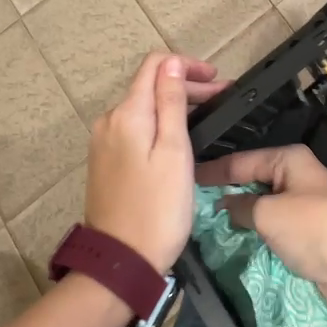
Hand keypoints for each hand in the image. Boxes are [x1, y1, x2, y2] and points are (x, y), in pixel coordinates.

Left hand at [85, 54, 230, 272]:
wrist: (121, 263)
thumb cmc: (157, 207)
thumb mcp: (174, 151)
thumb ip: (171, 102)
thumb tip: (171, 62)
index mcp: (127, 113)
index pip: (154, 65)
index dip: (186, 64)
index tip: (215, 78)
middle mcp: (109, 120)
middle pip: (149, 86)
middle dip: (185, 85)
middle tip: (222, 98)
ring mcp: (104, 142)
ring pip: (143, 107)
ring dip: (174, 105)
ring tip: (208, 116)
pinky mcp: (106, 161)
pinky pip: (135, 128)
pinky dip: (160, 124)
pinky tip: (180, 137)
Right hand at [194, 145, 326, 309]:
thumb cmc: (313, 228)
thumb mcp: (268, 214)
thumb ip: (242, 206)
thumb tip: (226, 205)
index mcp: (288, 158)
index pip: (242, 160)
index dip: (213, 170)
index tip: (185, 177)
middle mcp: (296, 174)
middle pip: (253, 178)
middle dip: (226, 190)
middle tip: (190, 200)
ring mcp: (303, 202)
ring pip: (263, 202)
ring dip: (241, 211)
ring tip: (206, 219)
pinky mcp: (307, 229)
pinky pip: (274, 223)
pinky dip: (256, 228)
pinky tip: (237, 236)